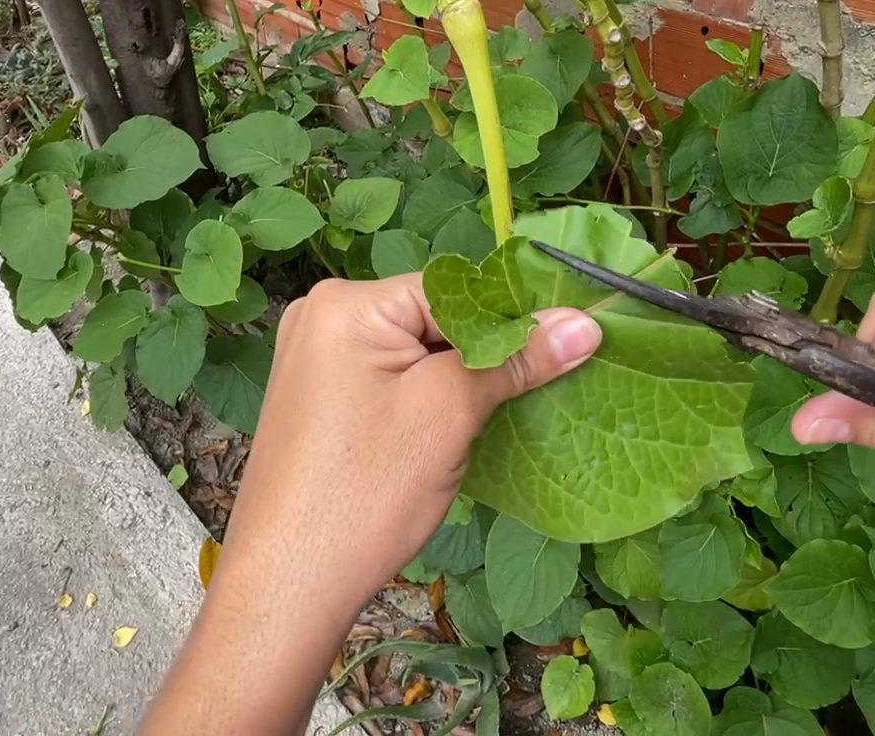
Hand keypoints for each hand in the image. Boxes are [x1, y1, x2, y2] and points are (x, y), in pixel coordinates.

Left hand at [139, 275, 600, 735]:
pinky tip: (450, 426)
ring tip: (494, 411)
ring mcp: (313, 357)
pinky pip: (386, 376)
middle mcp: (321, 315)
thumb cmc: (367, 490)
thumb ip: (517, 359)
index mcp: (345, 302)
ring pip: (411, 350)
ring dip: (455, 377)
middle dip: (480, 352)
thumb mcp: (450, 412)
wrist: (288, 584)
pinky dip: (422, 395)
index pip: (450, 289)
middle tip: (534, 385)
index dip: (509, 316)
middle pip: (429, 317)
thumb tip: (586, 322)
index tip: (564, 343)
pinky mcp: (317, 396)